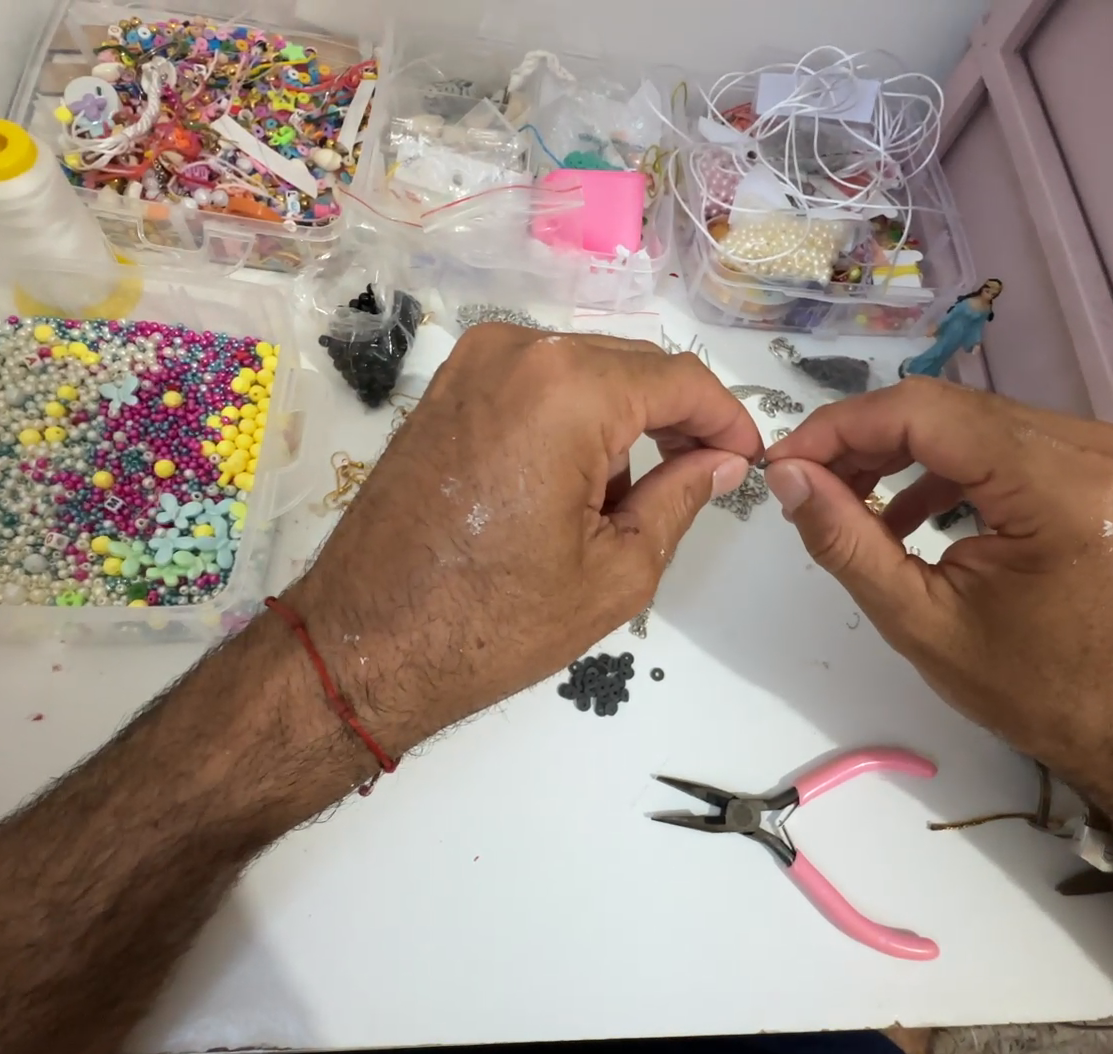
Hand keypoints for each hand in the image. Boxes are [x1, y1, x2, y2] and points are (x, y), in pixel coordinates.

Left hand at [283, 325, 760, 742]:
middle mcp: (517, 351)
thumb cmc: (495, 621)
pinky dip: (568, 423)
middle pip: (630, 367)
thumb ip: (681, 499)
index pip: (678, 379)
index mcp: (568, 387)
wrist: (365, 645)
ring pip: (582, 374)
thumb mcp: (616, 570)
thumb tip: (722, 462)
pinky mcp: (444, 390)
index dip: (725, 417)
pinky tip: (566, 487)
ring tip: (619, 504)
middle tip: (699, 480)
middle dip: (674, 421)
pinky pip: (534, 385)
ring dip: (619, 425)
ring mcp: (471, 364)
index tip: (747, 457)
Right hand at [761, 378, 1112, 783]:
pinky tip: (899, 512)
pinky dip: (931, 465)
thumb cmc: (1025, 686)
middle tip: (801, 482)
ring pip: (959, 418)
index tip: (782, 463)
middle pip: (941, 407)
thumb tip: (786, 475)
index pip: (925, 415)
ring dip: (890, 451)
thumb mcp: (916, 619)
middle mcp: (1087, 447)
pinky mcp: (1085, 463)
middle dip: (859, 439)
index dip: (840, 428)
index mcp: (1058, 488)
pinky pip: (988, 439)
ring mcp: (1093, 449)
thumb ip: (844, 540)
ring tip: (841, 499)